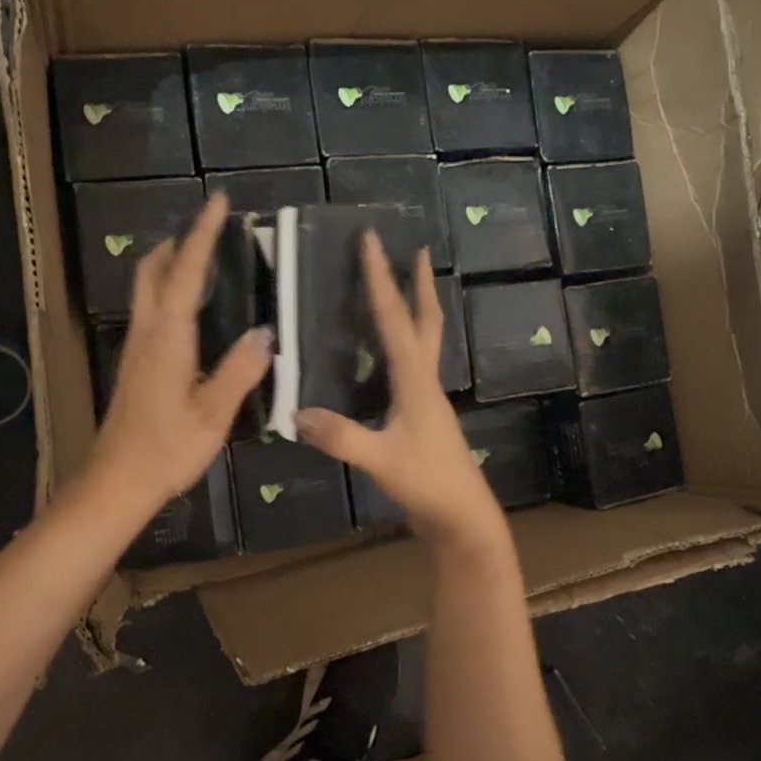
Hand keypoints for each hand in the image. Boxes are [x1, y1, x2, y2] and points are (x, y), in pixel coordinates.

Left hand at [88, 194, 272, 508]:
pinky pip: (151, 310)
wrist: (117, 482)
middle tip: (211, 228)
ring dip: (170, 263)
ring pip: (147, 289)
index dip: (202, 235)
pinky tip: (191, 308)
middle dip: (178, 242)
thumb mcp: (213, 415)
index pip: (184, 273)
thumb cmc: (167, 449)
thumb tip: (265, 333)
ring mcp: (136, 349)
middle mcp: (146, 334)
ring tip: (204, 256)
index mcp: (168, 339)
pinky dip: (168, 290)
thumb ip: (240, 372)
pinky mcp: (135, 365)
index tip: (219, 203)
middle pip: (153, 271)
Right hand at [296, 232, 503, 541]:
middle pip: (426, 323)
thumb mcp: (381, 459)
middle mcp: (426, 382)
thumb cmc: (428, 483)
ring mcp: (428, 401)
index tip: (372, 241)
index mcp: (416, 382)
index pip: (395, 320)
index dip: (381, 279)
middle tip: (418, 250)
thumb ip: (341, 437)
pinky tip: (388, 360)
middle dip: (419, 285)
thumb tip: (297, 415)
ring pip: (424, 344)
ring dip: (417, 312)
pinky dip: (404, 348)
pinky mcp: (424, 421)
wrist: (463, 519)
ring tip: (406, 292)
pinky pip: (413, 369)